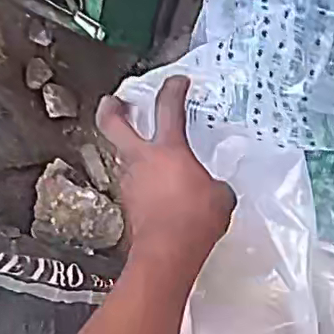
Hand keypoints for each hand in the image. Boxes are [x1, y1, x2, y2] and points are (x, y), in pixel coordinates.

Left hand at [97, 75, 233, 272]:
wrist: (168, 251)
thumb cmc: (197, 219)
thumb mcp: (221, 196)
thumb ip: (215, 185)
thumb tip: (212, 188)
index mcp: (168, 150)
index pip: (169, 108)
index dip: (173, 89)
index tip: (178, 82)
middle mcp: (142, 160)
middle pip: (114, 123)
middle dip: (113, 108)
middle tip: (116, 101)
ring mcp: (131, 182)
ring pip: (124, 157)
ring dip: (131, 153)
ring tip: (149, 159)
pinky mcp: (129, 205)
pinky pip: (134, 186)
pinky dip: (143, 184)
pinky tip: (158, 193)